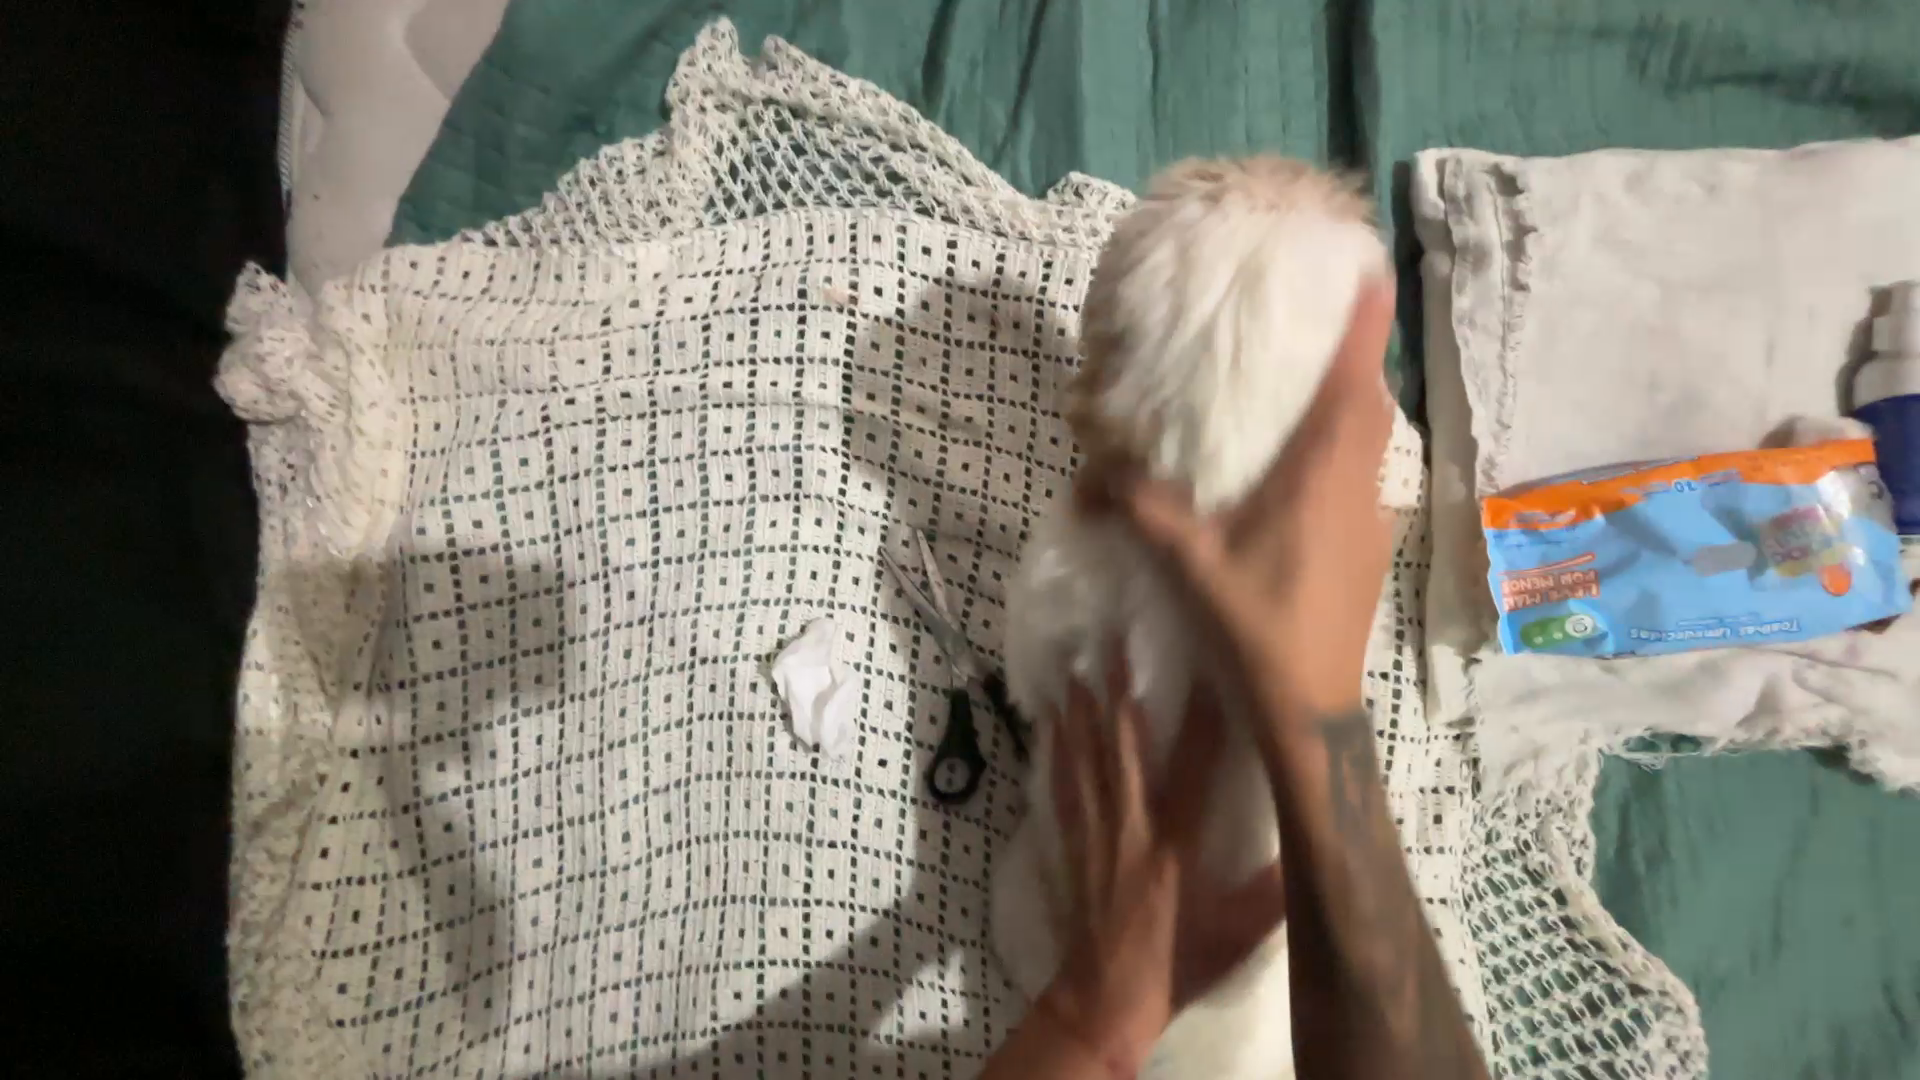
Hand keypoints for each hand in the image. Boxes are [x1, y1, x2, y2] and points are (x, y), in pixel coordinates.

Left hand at [1038, 648, 1287, 1071]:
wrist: (1105, 997)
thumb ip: (1273, 892)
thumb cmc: (1177, 963)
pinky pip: (1060, 784)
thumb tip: (1309, 846)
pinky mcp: (1068, 838)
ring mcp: (1092, 828)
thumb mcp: (1237, 935)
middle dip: (1118, 692)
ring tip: (1075, 668)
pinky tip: (1049, 723)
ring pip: (1084, 756)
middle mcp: (1128, 823)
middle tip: (1111, 645)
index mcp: (1174, 843)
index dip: (1202, 717)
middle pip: (1123, 745)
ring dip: (1081, 711)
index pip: (1193, 766)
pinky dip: (1055, 749)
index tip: (1207, 672)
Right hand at [1085, 280, 1397, 720]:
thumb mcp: (1188, 563)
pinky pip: (1360, 475)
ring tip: (1306, 388)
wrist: (1309, 701)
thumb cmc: (1255, 624)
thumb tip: (1088, 478)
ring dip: (1349, 404)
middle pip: (1370, 402)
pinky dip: (1340, 450)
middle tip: (1320, 325)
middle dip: (1355, 355)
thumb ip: (1140, 510)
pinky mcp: (1369, 545)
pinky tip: (1298, 473)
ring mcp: (1371, 518)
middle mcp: (1357, 485)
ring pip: (1370, 441)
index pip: (1355, 380)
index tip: (1369, 268)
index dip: (1368, 321)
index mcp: (1320, 475)